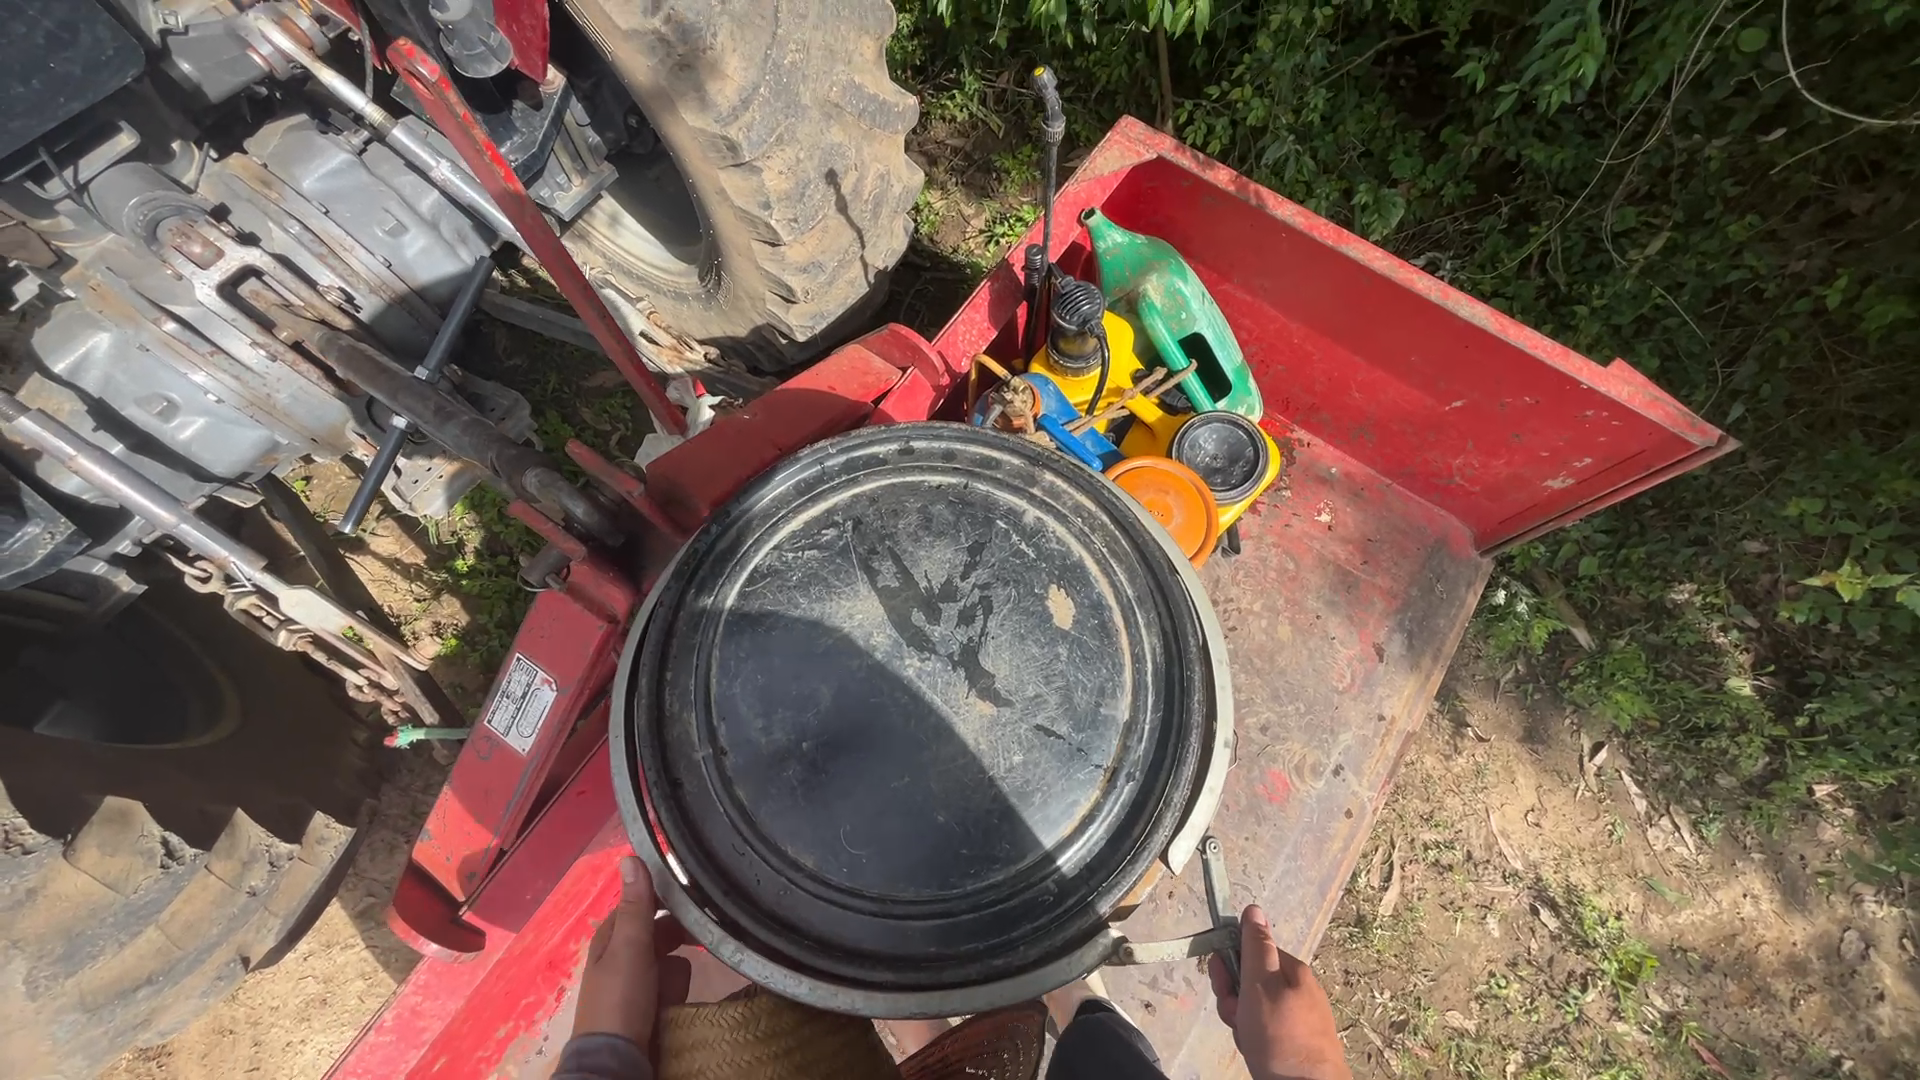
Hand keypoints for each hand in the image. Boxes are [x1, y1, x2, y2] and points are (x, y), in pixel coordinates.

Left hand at [571, 856, 687, 1054]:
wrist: (618, 1065)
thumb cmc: (621, 1001)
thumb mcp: (630, 948)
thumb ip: (636, 905)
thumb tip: (629, 856)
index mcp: (611, 937)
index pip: (643, 902)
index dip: (666, 897)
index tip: (694, 892)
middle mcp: (622, 955)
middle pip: (661, 930)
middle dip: (677, 939)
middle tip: (699, 937)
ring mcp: (636, 983)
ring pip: (671, 958)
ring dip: (676, 971)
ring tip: (673, 989)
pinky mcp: (649, 1005)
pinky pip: (672, 985)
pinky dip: (676, 991)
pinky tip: (673, 1004)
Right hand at [1208, 905, 1350, 1079]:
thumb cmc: (1281, 1036)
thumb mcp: (1261, 984)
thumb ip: (1255, 946)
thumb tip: (1254, 908)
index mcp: (1293, 971)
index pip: (1252, 952)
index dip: (1231, 965)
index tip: (1223, 984)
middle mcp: (1299, 990)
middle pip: (1252, 980)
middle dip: (1235, 997)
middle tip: (1236, 1016)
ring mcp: (1300, 1019)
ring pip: (1255, 1007)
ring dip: (1242, 1020)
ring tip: (1248, 1039)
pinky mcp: (1298, 1044)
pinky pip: (1266, 1029)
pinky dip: (1256, 1038)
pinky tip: (1257, 1050)